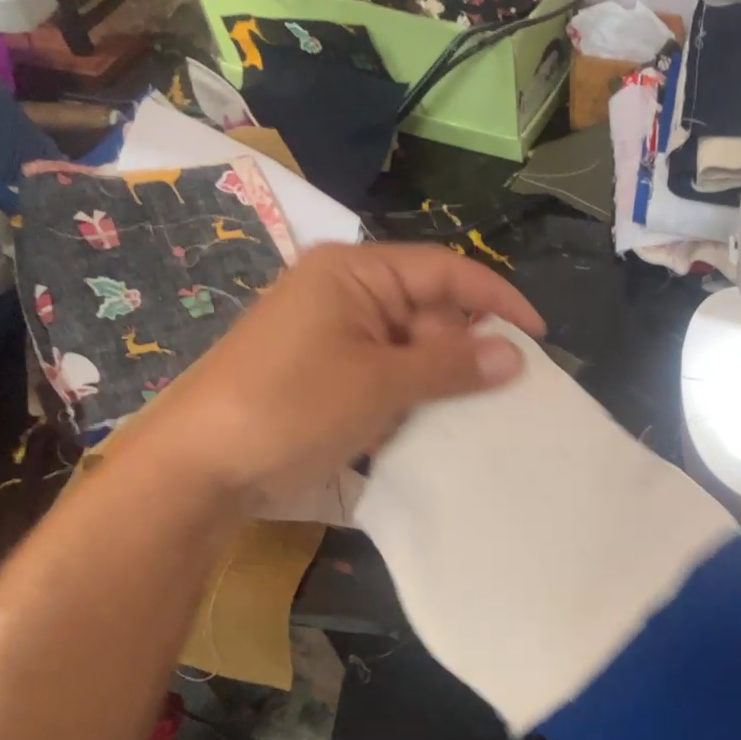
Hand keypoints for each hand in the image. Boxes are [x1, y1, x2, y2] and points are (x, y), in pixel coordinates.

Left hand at [121, 243, 544, 504]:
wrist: (201, 468)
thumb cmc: (291, 407)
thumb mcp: (379, 383)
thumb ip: (450, 365)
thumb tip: (514, 354)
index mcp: (354, 274)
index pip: (445, 271)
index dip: (497, 300)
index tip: (539, 337)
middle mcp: (346, 295)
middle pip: (431, 310)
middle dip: (469, 349)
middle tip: (510, 391)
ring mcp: (335, 338)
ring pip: (413, 349)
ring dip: (444, 381)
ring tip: (481, 415)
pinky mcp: (328, 377)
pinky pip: (389, 377)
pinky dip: (414, 399)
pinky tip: (435, 430)